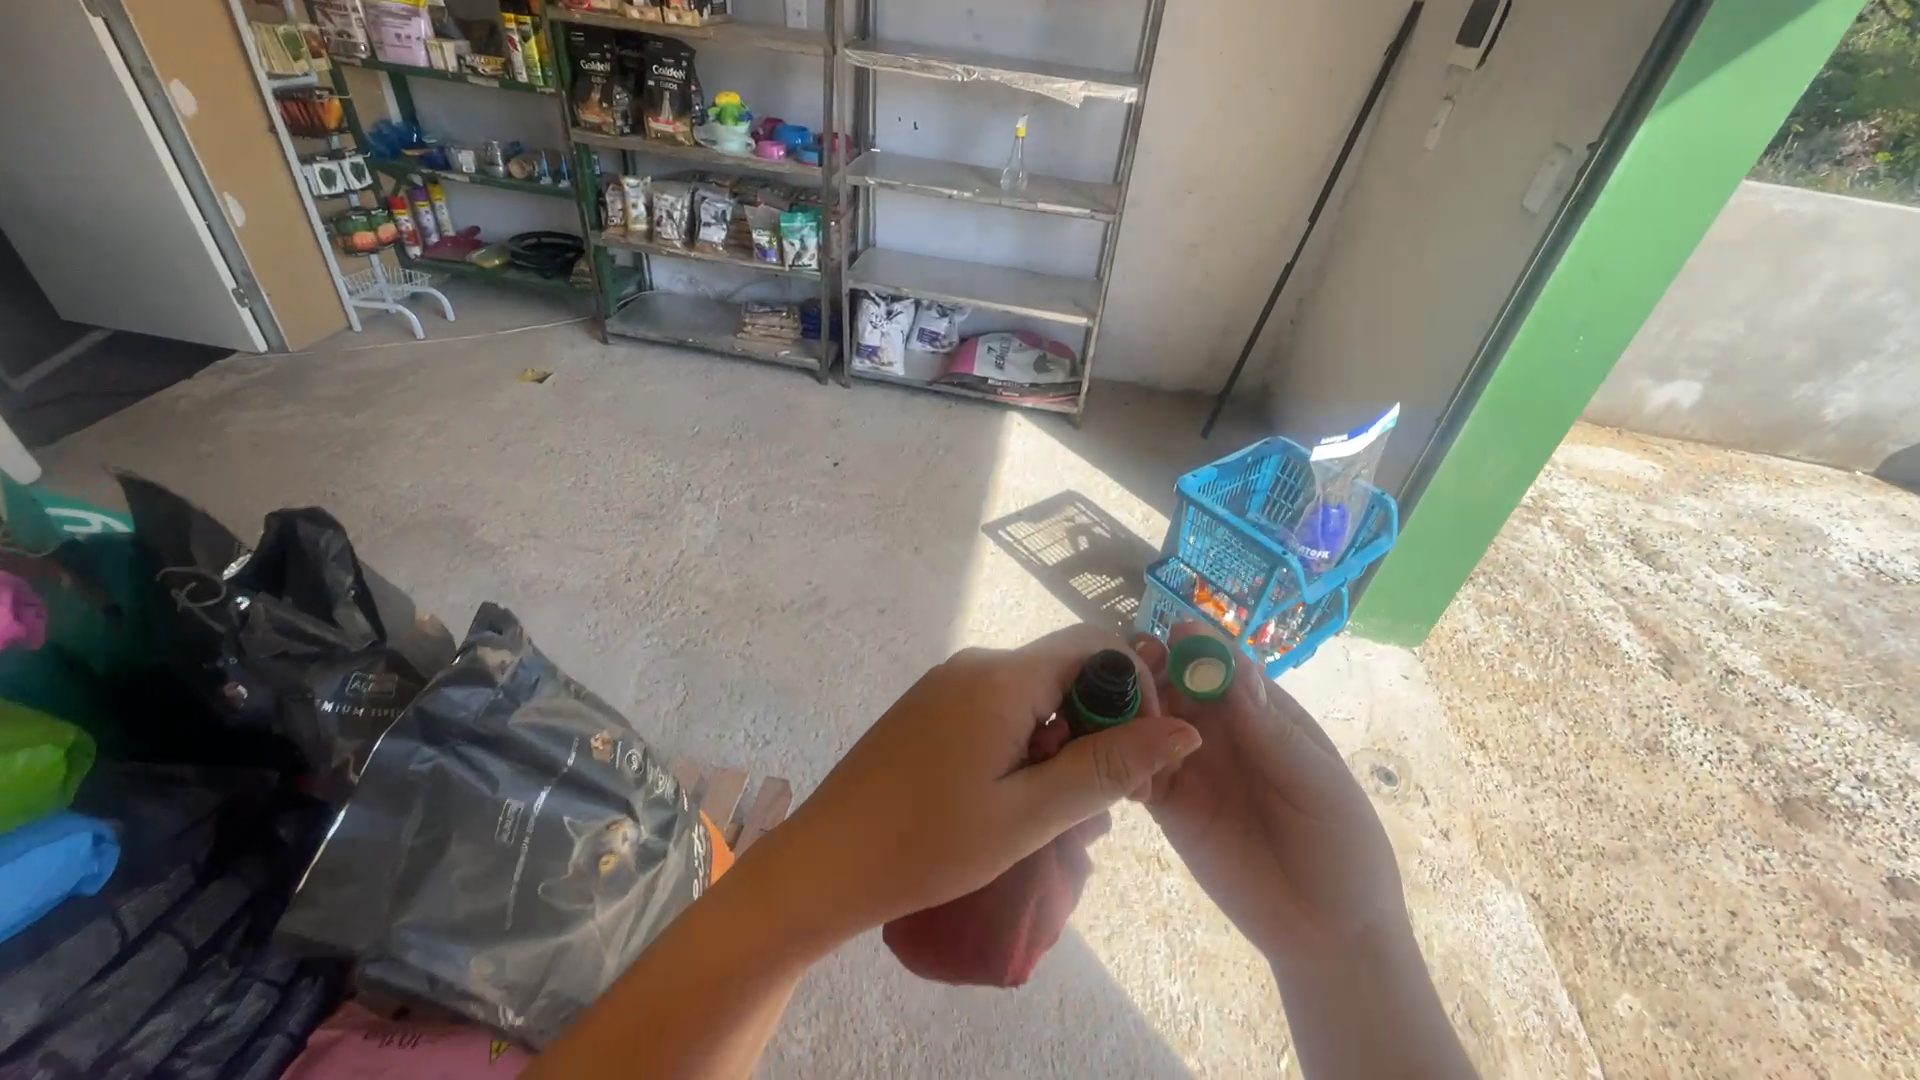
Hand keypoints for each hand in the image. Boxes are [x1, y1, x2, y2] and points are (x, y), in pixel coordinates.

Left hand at [749, 625, 1202, 949]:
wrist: (825, 860)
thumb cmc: (927, 845)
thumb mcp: (1028, 815)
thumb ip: (1107, 769)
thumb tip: (1186, 730)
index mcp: (1003, 678)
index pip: (1097, 649)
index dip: (1134, 695)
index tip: (1139, 761)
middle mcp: (977, 664)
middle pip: (1066, 670)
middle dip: (1099, 726)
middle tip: (1102, 801)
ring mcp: (948, 683)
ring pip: (1034, 693)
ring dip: (1062, 741)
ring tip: (1057, 812)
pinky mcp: (931, 705)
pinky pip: (999, 706)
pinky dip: (1026, 742)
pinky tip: (1014, 798)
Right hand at [1134, 622, 1408, 968]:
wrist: (1327, 931)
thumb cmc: (1342, 847)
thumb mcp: (1318, 784)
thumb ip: (1271, 732)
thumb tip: (1231, 668)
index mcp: (1262, 713)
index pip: (1225, 667)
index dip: (1199, 649)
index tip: (1173, 636)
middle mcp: (1219, 730)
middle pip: (1176, 685)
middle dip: (1153, 672)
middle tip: (1131, 675)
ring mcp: (1189, 765)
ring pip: (1148, 721)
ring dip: (1131, 711)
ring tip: (1118, 716)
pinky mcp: (1166, 804)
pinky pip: (1135, 770)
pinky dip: (1122, 759)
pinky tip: (1119, 763)